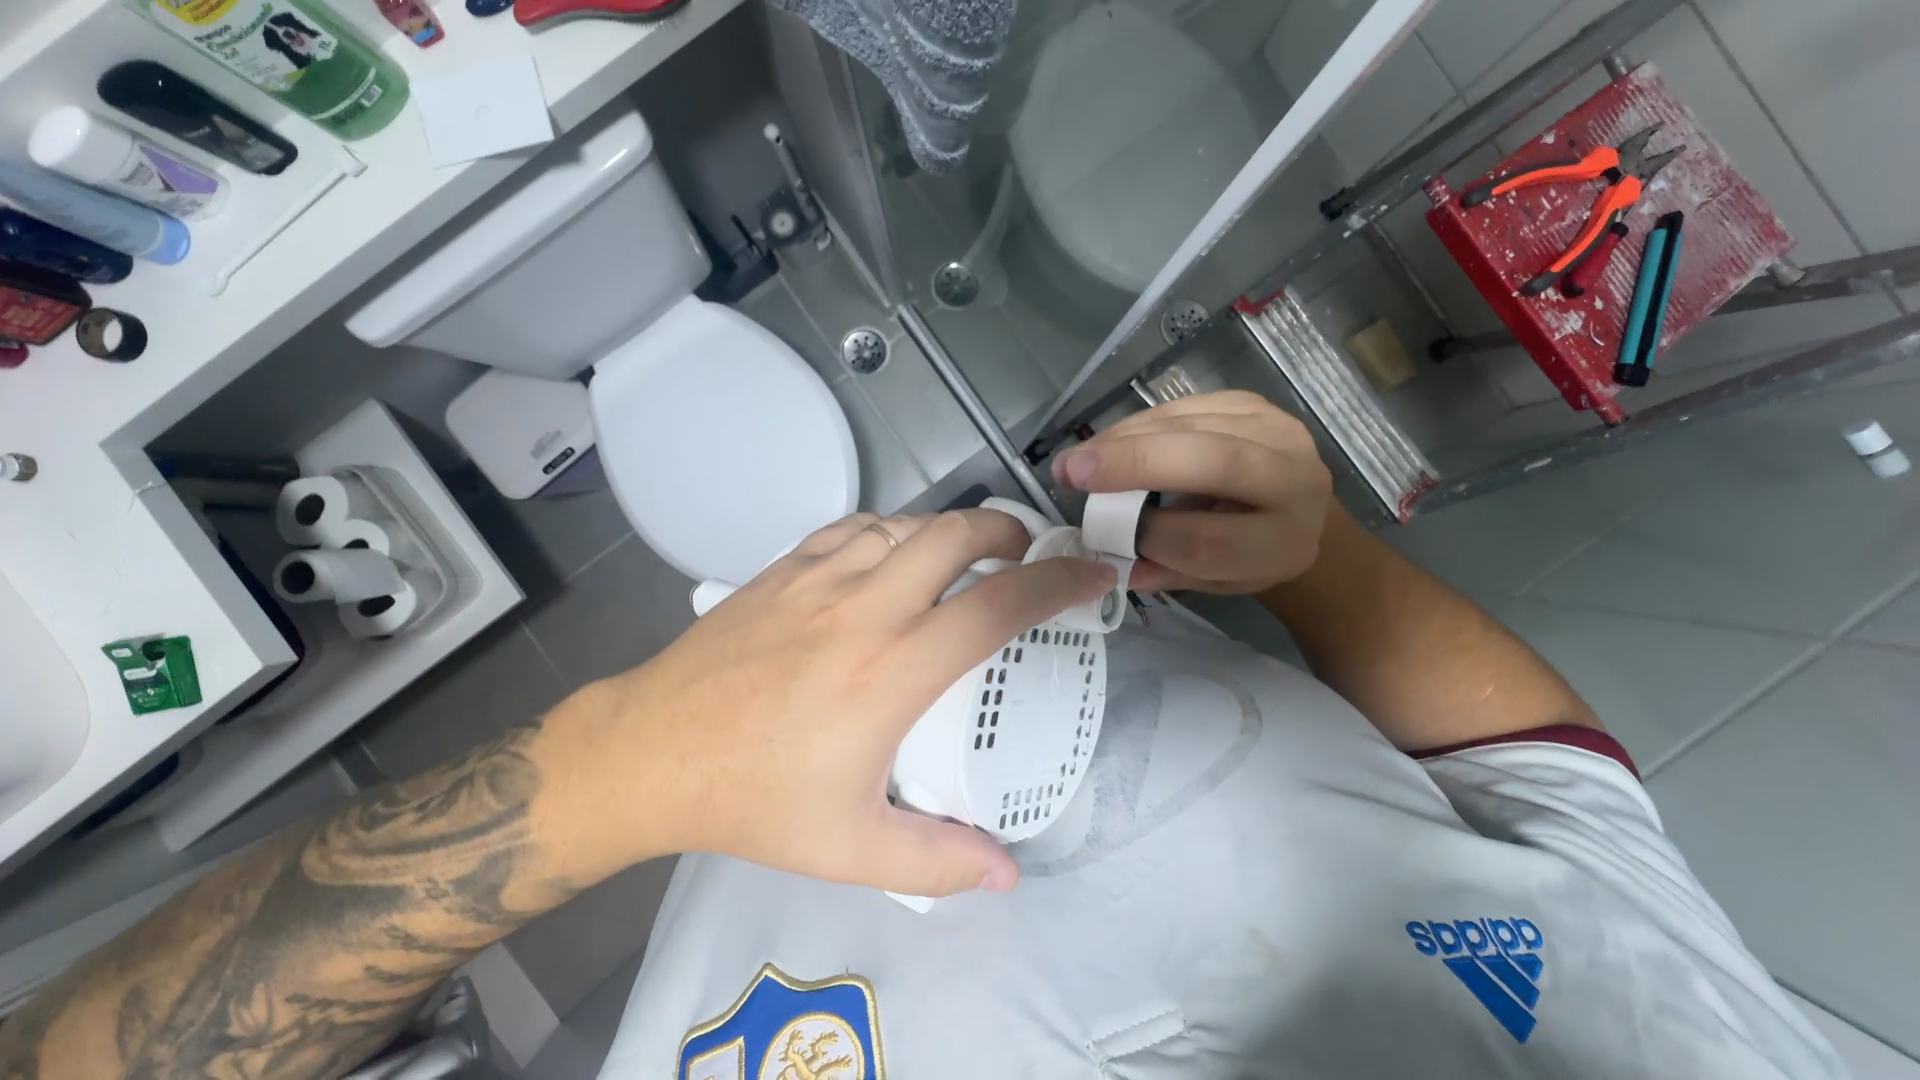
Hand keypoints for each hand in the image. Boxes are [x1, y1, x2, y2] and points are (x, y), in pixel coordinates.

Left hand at [555, 509, 1114, 897]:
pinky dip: (892, 530)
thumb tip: (1007, 875)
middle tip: (1025, 560)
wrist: (651, 753)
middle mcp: (863, 608)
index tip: (1093, 574)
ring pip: (906, 522)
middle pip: (956, 534)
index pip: (998, 605)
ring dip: (949, 530)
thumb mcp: (849, 850)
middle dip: (1008, 533)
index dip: (1059, 583)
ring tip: (965, 559)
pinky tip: (891, 557)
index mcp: (892, 670)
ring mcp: (817, 579)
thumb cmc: (754, 800)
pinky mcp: (781, 569)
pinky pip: (854, 527)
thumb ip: (936, 861)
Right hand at [1051, 390, 1331, 593]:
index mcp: (1286, 542)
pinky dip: (1135, 425)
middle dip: (1134, 463)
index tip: (1106, 534)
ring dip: (1122, 440)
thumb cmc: (1251, 554)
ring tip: (1076, 459)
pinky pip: (1182, 406)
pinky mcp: (1250, 402)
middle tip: (1071, 472)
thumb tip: (1111, 562)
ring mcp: (1275, 429)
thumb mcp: (1215, 582)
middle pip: (1213, 460)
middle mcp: (1294, 479)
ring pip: (1190, 425)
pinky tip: (1104, 442)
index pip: (1210, 538)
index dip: (1151, 534)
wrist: (1299, 511)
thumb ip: (1166, 575)